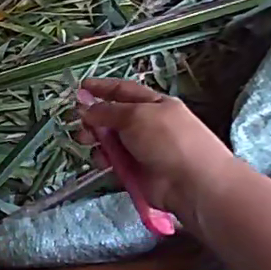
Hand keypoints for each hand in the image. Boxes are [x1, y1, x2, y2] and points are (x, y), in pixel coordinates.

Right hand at [76, 78, 247, 221]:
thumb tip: (87, 109)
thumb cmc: (167, 140)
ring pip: (111, 141)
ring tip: (87, 143)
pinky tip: (101, 162)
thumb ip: (108, 111)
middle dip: (94, 118)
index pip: (124, 91)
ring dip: (97, 140)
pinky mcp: (137, 171)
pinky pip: (115, 162)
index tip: (81, 87)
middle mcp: (148, 124)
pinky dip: (105, 161)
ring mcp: (143, 149)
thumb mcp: (136, 116)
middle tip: (79, 124)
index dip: (102, 88)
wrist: (191, 182)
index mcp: (154, 104)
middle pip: (114, 117)